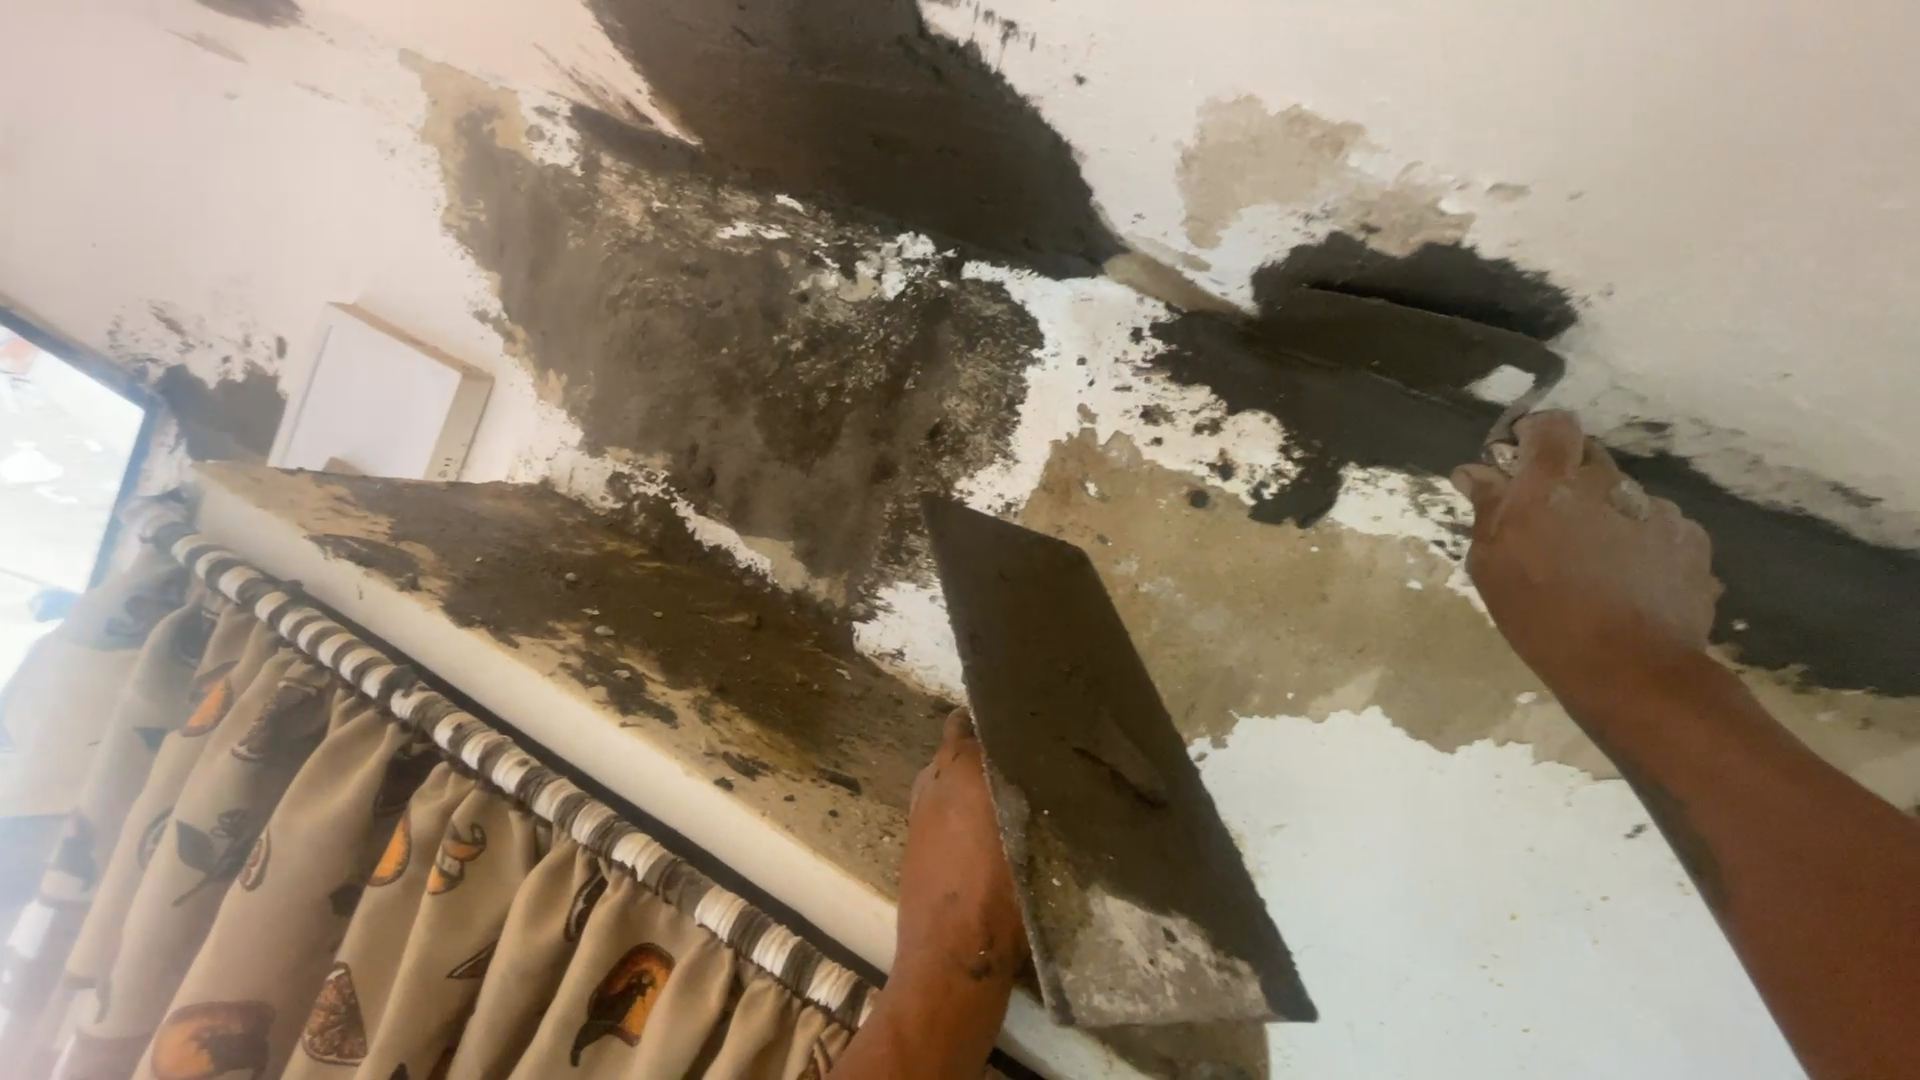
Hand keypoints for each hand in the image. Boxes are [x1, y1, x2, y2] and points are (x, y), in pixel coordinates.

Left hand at [894, 708, 1026, 986]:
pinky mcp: (912, 838)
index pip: (973, 722)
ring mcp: (917, 809)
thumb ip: (1033, 796)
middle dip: (980, 743)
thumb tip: (1044, 771)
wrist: (950, 954)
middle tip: (1016, 755)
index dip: (998, 720)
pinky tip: (980, 823)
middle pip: (955, 742)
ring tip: (1001, 787)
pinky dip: (954, 802)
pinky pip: (936, 803)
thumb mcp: (1034, 840)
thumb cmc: (1000, 894)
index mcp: (963, 768)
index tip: (1024, 723)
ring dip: (965, 774)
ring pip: (942, 773)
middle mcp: (934, 779)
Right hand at [1451, 411, 1722, 698]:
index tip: (1518, 455)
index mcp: (1551, 486)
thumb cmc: (1538, 613)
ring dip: (1600, 513)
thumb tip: (1476, 471)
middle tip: (1545, 521)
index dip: (1535, 432)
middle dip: (1564, 479)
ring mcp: (1656, 511)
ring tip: (1588, 561)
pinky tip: (1623, 578)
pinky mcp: (1691, 540)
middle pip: (1586, 459)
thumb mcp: (1490, 562)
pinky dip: (1635, 540)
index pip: (1552, 426)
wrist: (1629, 665)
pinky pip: (1654, 525)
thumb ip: (1488, 508)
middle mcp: (1607, 485)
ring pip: (1620, 496)